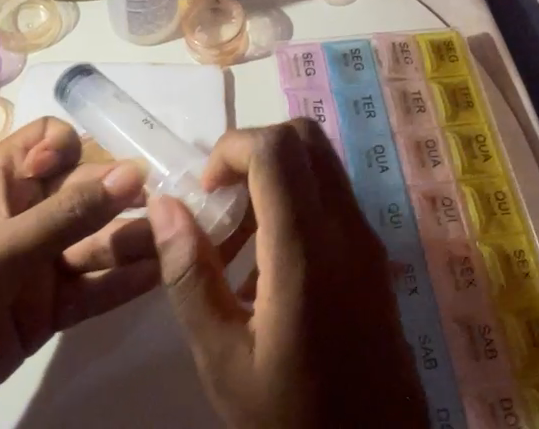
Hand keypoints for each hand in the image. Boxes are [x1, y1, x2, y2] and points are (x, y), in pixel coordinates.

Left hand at [0, 117, 155, 428]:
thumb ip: (67, 216)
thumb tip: (134, 173)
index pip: (48, 139)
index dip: (71, 149)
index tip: (82, 177)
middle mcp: (23, 215)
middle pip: (86, 190)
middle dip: (126, 195)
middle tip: (176, 206)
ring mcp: (36, 265)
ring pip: (97, 239)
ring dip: (136, 238)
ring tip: (184, 239)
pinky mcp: (46, 310)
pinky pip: (94, 287)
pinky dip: (127, 280)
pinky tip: (166, 272)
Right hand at [152, 120, 427, 428]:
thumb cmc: (292, 417)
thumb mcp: (224, 361)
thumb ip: (190, 277)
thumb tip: (165, 205)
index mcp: (308, 251)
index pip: (276, 149)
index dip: (231, 149)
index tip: (203, 194)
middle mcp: (347, 229)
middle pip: (304, 138)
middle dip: (252, 151)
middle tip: (219, 203)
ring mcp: (367, 240)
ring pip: (321, 163)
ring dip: (273, 176)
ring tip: (235, 241)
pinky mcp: (374, 256)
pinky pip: (332, 197)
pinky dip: (295, 200)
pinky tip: (266, 264)